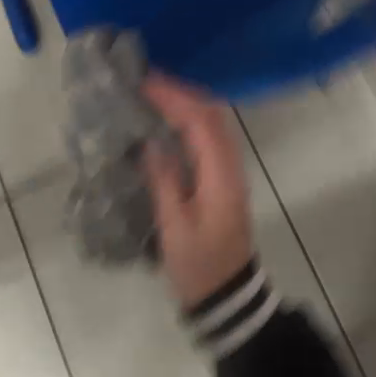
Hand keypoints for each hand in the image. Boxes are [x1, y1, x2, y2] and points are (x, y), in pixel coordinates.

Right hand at [143, 74, 254, 307]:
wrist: (228, 296)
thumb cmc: (199, 266)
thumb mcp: (175, 229)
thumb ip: (165, 182)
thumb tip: (150, 143)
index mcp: (220, 176)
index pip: (200, 122)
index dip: (174, 97)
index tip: (144, 83)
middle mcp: (231, 165)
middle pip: (211, 113)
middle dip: (180, 91)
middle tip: (145, 80)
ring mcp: (230, 170)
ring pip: (213, 121)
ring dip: (186, 101)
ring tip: (152, 92)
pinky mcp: (223, 177)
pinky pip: (209, 134)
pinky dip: (189, 118)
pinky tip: (166, 119)